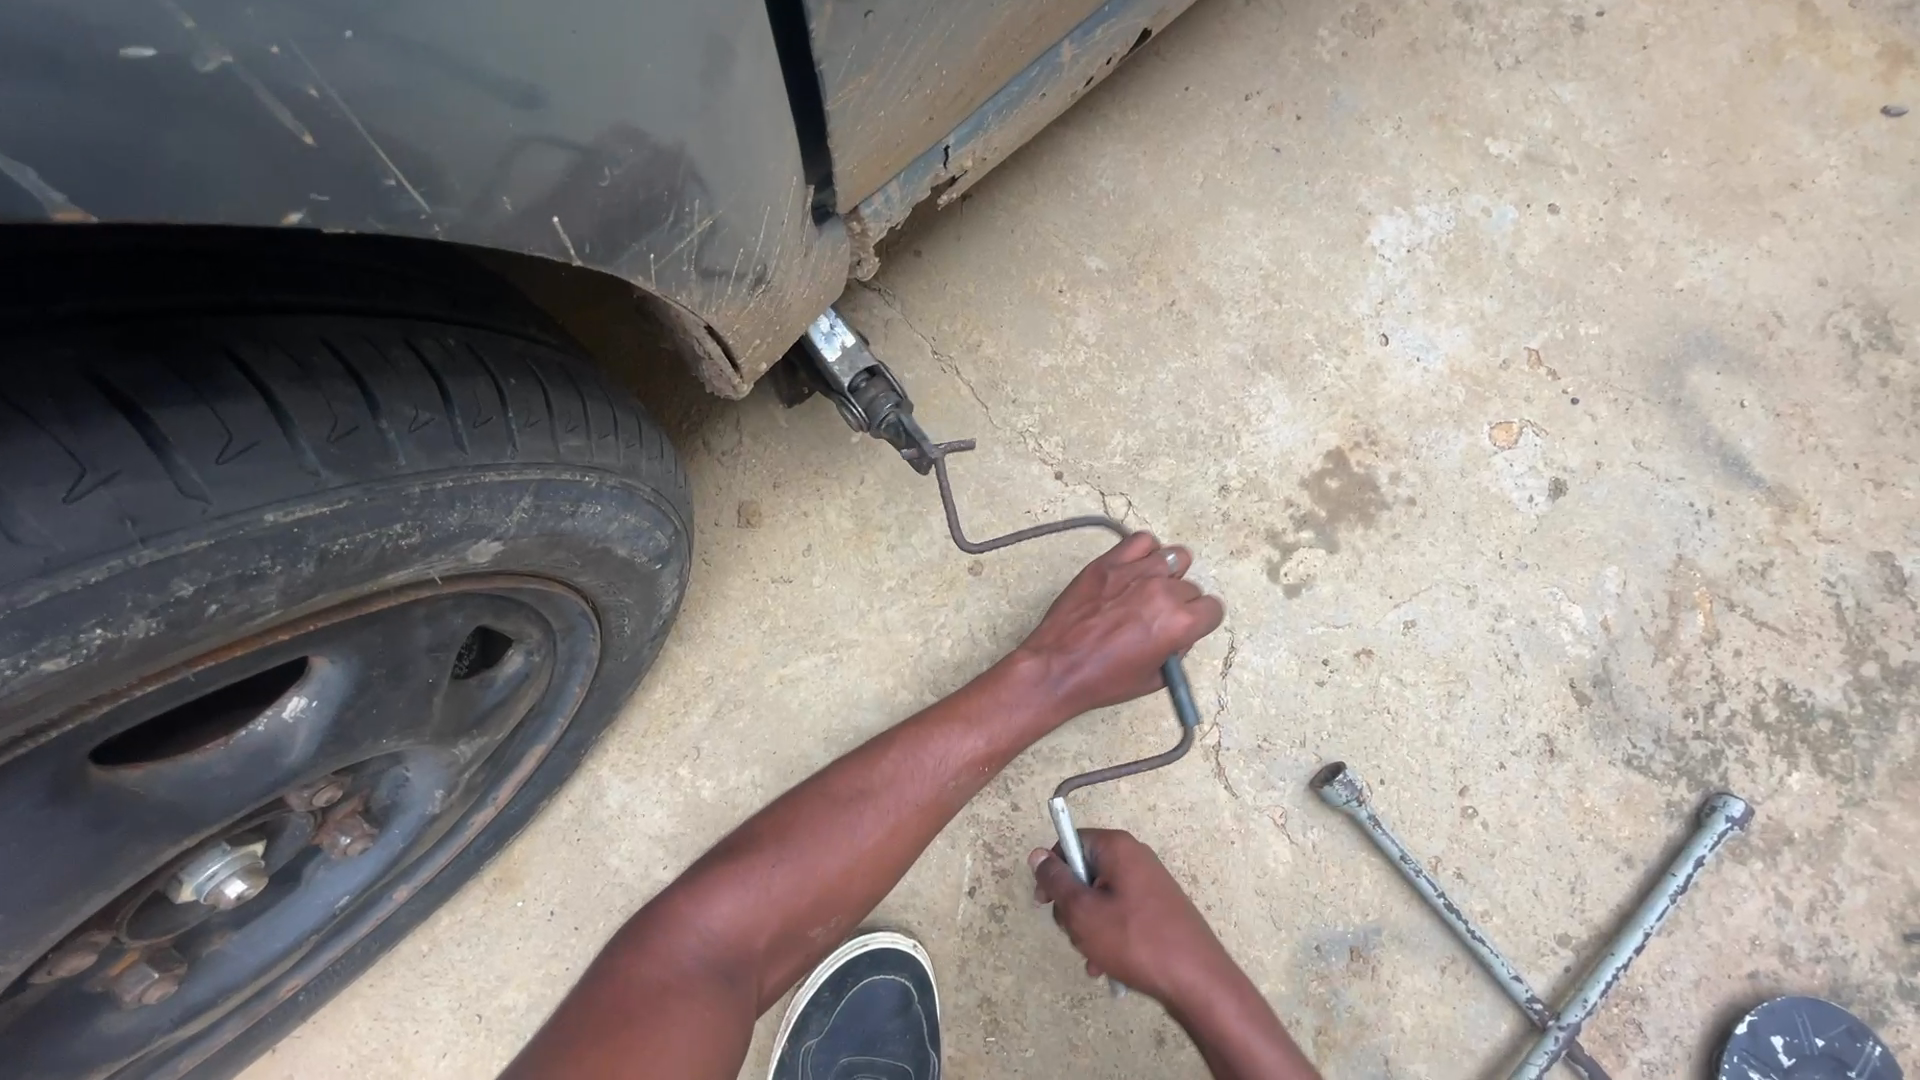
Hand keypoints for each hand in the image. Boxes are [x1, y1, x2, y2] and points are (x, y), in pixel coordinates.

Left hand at [1013, 532, 1223, 719]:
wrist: (1057, 666)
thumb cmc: (1102, 679)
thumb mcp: (1154, 678)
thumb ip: (1177, 650)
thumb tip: (1181, 633)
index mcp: (1179, 623)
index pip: (1213, 609)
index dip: (1201, 620)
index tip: (1188, 625)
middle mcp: (1162, 592)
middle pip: (1190, 586)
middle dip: (1180, 602)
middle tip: (1156, 616)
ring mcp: (1134, 573)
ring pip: (1173, 557)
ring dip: (1166, 574)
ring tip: (1148, 589)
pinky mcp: (1108, 563)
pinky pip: (1140, 541)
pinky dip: (1144, 551)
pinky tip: (1135, 568)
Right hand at [1029, 829, 1235, 1004]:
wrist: (1197, 981)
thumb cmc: (1134, 940)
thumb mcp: (1083, 911)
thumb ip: (1056, 881)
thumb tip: (1038, 854)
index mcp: (1117, 847)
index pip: (1071, 841)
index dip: (1052, 870)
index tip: (1043, 901)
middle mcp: (1134, 858)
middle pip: (1085, 872)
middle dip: (1073, 906)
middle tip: (1075, 933)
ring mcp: (1149, 885)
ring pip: (1100, 898)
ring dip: (1089, 927)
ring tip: (1093, 957)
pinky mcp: (1158, 910)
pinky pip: (1120, 915)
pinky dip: (1109, 936)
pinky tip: (1106, 965)